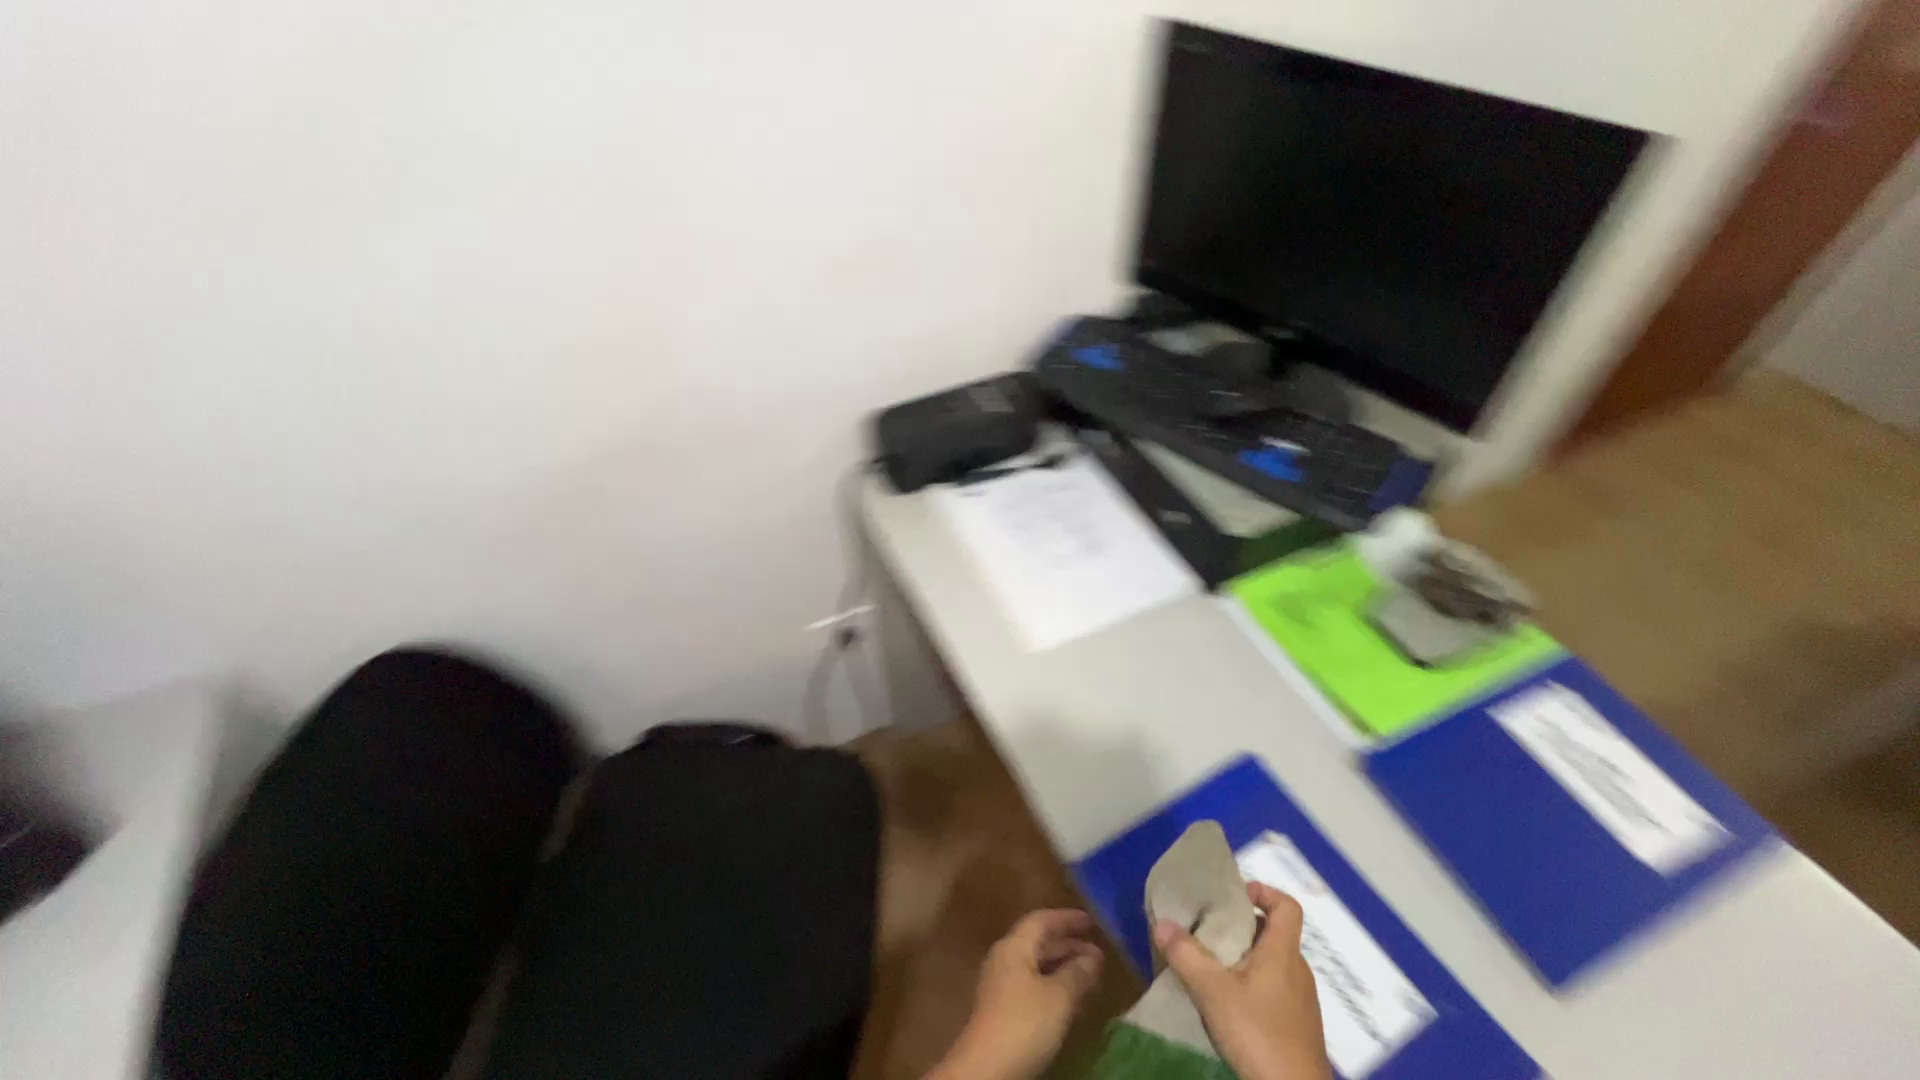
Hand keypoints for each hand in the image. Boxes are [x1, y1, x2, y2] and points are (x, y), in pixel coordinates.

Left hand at [929, 909, 1106, 1079]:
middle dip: (1069, 946)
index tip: (1092, 921)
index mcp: (1013, 947)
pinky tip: (1074, 1002)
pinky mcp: (1004, 1010)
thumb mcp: (1058, 996)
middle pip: (1038, 943)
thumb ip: (1077, 973)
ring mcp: (1002, 986)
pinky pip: (1034, 987)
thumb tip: (1093, 957)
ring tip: (1092, 978)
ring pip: (1037, 967)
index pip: (1041, 920)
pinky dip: (1055, 988)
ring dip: (1064, 969)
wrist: (987, 1068)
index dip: (1067, 918)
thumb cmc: (1024, 1022)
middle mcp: (1005, 960)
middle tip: (1099, 954)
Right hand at [1153, 882, 1332, 1079]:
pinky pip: (1274, 989)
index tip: (1233, 896)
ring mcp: (1300, 999)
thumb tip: (1162, 922)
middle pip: (1273, 933)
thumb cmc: (1259, 1035)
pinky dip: (1251, 985)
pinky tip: (1226, 1005)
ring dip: (1243, 958)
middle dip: (1240, 927)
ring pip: (1272, 963)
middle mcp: (1297, 970)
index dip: (1263, 892)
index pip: (1287, 905)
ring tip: (1210, 968)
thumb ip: (1186, 955)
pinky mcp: (1297, 1025)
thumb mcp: (1213, 993)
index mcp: (1283, 952)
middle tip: (1206, 931)